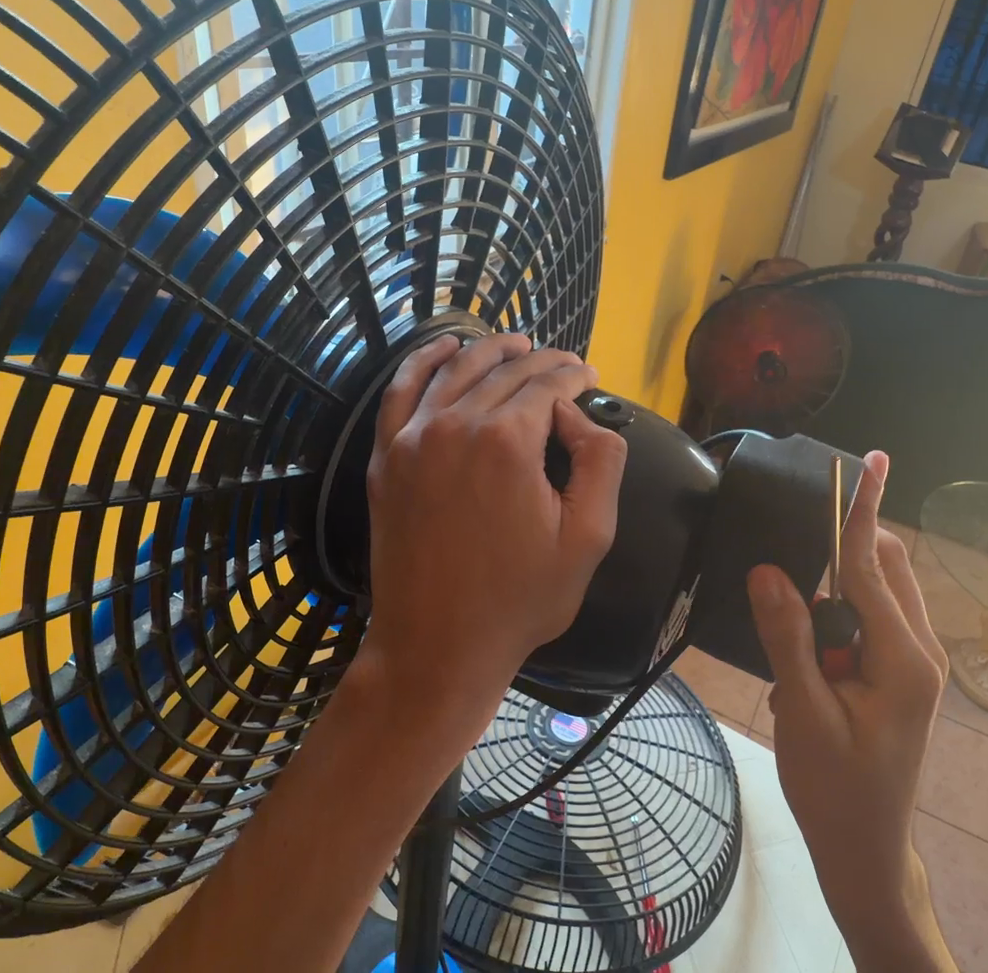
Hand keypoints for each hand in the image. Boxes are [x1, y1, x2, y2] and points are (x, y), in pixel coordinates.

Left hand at [361, 333, 628, 718]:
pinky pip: (402, 390)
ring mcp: (412, 438)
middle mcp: (456, 424)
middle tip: (566, 366)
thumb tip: (579, 417)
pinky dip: (424, 361)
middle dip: (542, 362)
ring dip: (491, 350)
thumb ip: (602, 462)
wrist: (438, 645)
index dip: (575, 375)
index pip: (548, 384)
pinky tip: (445, 348)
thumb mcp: (589, 537)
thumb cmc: (521, 599)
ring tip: (517, 344)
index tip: (591, 377)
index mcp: (508, 441)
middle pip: (506, 371)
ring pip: (456, 369)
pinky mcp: (385, 457)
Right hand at [749, 450, 954, 969]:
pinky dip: (838, 621)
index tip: (871, 461)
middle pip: (884, 570)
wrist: (867, 852)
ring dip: (836, 595)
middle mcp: (920, 652)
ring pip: (878, 595)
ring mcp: (915, 665)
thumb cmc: (835, 790)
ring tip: (802, 653)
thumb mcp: (804, 713)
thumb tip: (769, 571)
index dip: (863, 511)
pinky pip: (871, 622)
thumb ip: (789, 637)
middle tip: (799, 553)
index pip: (873, 566)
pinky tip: (810, 661)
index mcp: (903, 658)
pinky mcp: (901, 676)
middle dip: (845, 550)